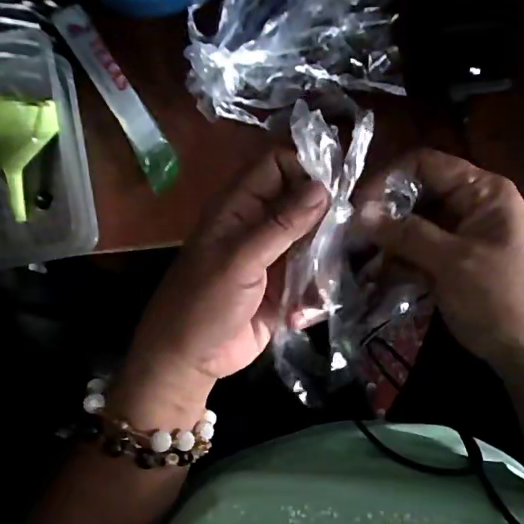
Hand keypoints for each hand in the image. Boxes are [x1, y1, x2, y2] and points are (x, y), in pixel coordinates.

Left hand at [117, 151, 327, 424]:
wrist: (189, 358)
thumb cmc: (203, 303)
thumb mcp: (240, 260)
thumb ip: (281, 224)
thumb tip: (322, 186)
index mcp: (239, 207)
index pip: (278, 165)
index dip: (305, 169)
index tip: (333, 190)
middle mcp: (259, 226)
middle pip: (304, 203)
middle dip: (324, 221)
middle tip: (334, 243)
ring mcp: (273, 258)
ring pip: (314, 243)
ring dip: (321, 265)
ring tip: (316, 287)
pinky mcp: (284, 289)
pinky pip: (312, 280)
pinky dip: (311, 296)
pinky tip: (297, 316)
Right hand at [368, 150, 523, 374]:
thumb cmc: (503, 297)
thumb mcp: (454, 262)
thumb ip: (407, 234)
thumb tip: (360, 213)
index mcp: (481, 191)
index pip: (425, 164)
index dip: (388, 179)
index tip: (357, 209)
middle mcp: (468, 207)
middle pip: (414, 196)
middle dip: (381, 216)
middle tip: (348, 240)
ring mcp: (458, 239)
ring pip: (410, 229)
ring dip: (383, 245)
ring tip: (355, 264)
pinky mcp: (449, 267)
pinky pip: (414, 256)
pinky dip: (394, 266)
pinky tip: (371, 281)